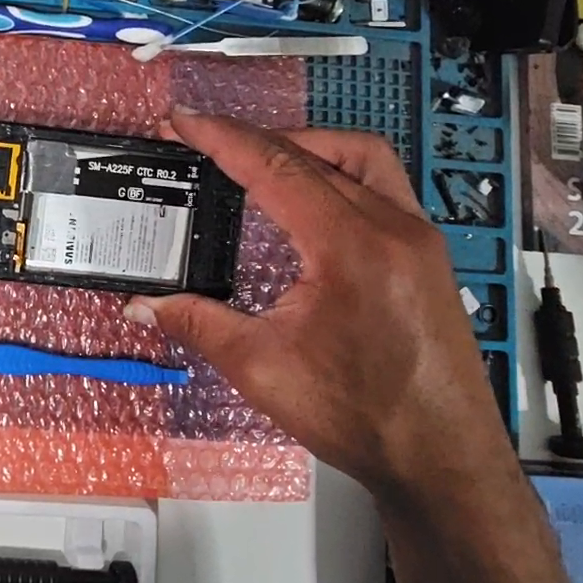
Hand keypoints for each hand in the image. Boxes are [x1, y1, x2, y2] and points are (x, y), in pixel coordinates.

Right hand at [124, 111, 511, 498]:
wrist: (443, 461)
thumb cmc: (357, 416)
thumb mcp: (259, 367)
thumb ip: (195, 321)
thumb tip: (138, 304)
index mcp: (350, 247)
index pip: (275, 169)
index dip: (221, 139)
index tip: (180, 120)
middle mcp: (392, 227)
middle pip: (312, 153)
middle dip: (248, 137)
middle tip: (198, 138)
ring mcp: (418, 237)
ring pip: (360, 154)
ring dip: (302, 144)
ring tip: (255, 155)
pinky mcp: (427, 253)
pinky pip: (382, 182)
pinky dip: (336, 169)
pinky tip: (309, 196)